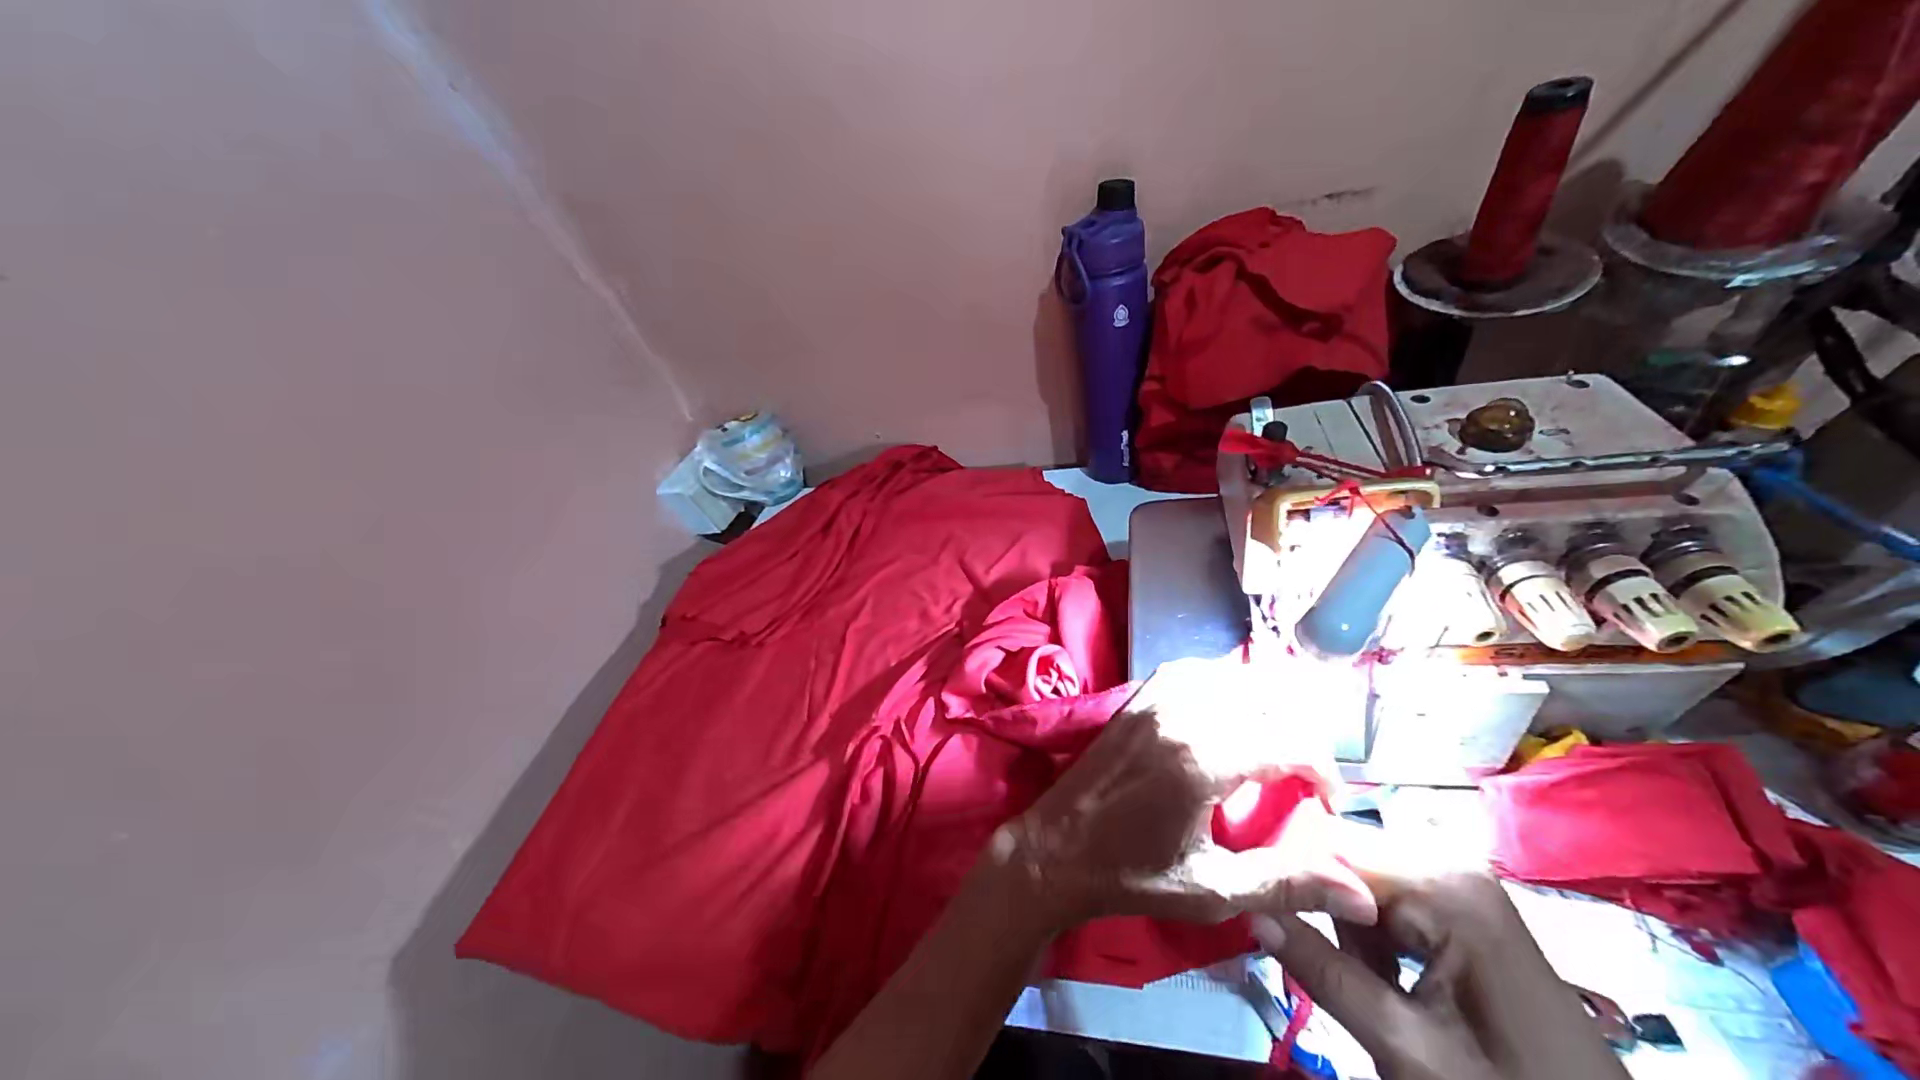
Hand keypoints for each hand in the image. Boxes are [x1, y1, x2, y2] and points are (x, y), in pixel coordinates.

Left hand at [987, 656, 1377, 930]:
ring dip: (1264, 706)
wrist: (1055, 850)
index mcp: (1202, 760)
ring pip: (1230, 678)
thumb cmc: (1131, 876)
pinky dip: (1219, 683)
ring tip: (1272, 746)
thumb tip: (1362, 893)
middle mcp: (1181, 716)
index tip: (1326, 804)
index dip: (1323, 772)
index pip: (1290, 743)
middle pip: (1267, 702)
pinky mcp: (1136, 699)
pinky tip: (1228, 710)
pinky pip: (1190, 672)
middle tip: (1301, 779)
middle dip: (1298, 737)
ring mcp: (1154, 700)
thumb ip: (1286, 884)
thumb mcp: (1211, 890)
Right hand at [1252, 872, 1629, 1079]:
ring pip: (1360, 874)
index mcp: (1441, 883)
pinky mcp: (1466, 904)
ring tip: (1361, 980)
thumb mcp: (1406, 1048)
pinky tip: (1385, 975)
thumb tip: (1248, 909)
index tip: (1244, 904)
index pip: (1326, 843)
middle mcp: (1451, 862)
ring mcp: (1462, 881)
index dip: (1280, 870)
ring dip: (1340, 919)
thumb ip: (1323, 972)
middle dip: (1313, 898)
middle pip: (1342, 854)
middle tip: (1305, 955)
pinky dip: (1372, 929)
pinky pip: (1391, 893)